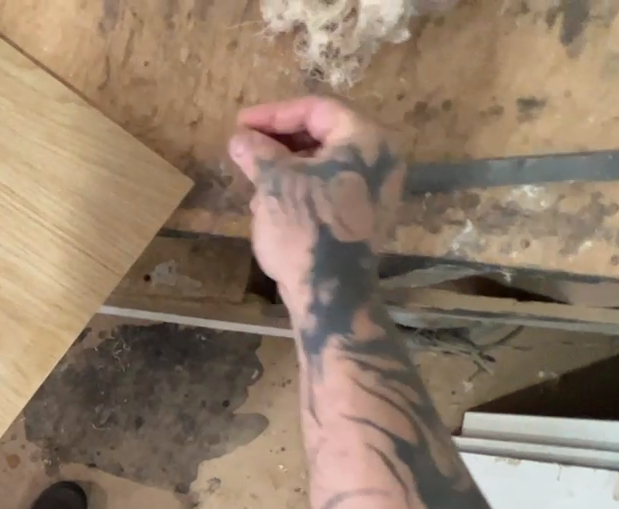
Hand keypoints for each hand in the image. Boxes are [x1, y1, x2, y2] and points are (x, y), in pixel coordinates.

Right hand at [225, 97, 403, 299]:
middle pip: (324, 134)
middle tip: (246, 148)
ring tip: (254, 181)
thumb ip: (258, 155)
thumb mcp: (275, 186)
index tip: (240, 124)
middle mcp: (379, 157)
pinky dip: (300, 188)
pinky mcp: (364, 215)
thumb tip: (239, 138)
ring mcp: (375, 188)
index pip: (318, 109)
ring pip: (324, 163)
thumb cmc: (305, 229)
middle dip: (279, 142)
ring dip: (286, 167)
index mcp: (365, 138)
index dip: (274, 114)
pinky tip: (272, 206)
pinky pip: (329, 188)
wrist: (330, 289)